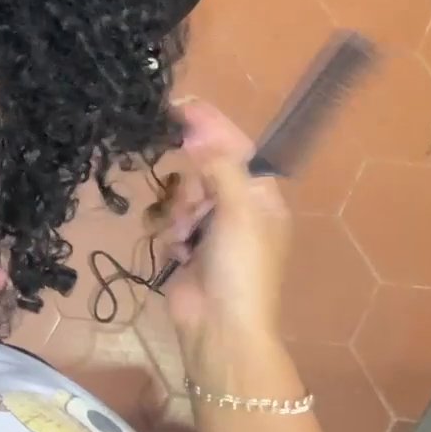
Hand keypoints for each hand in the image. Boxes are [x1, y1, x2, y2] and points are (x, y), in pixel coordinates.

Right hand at [152, 101, 291, 358]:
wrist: (220, 327)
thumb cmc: (241, 268)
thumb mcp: (238, 212)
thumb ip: (219, 166)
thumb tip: (198, 131)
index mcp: (261, 199)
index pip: (237, 148)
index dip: (211, 124)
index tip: (181, 103)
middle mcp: (238, 210)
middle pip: (204, 171)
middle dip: (193, 186)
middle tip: (192, 207)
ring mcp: (211, 229)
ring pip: (182, 195)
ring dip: (179, 212)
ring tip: (185, 235)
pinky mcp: (186, 247)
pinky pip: (168, 220)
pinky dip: (169, 232)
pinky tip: (177, 251)